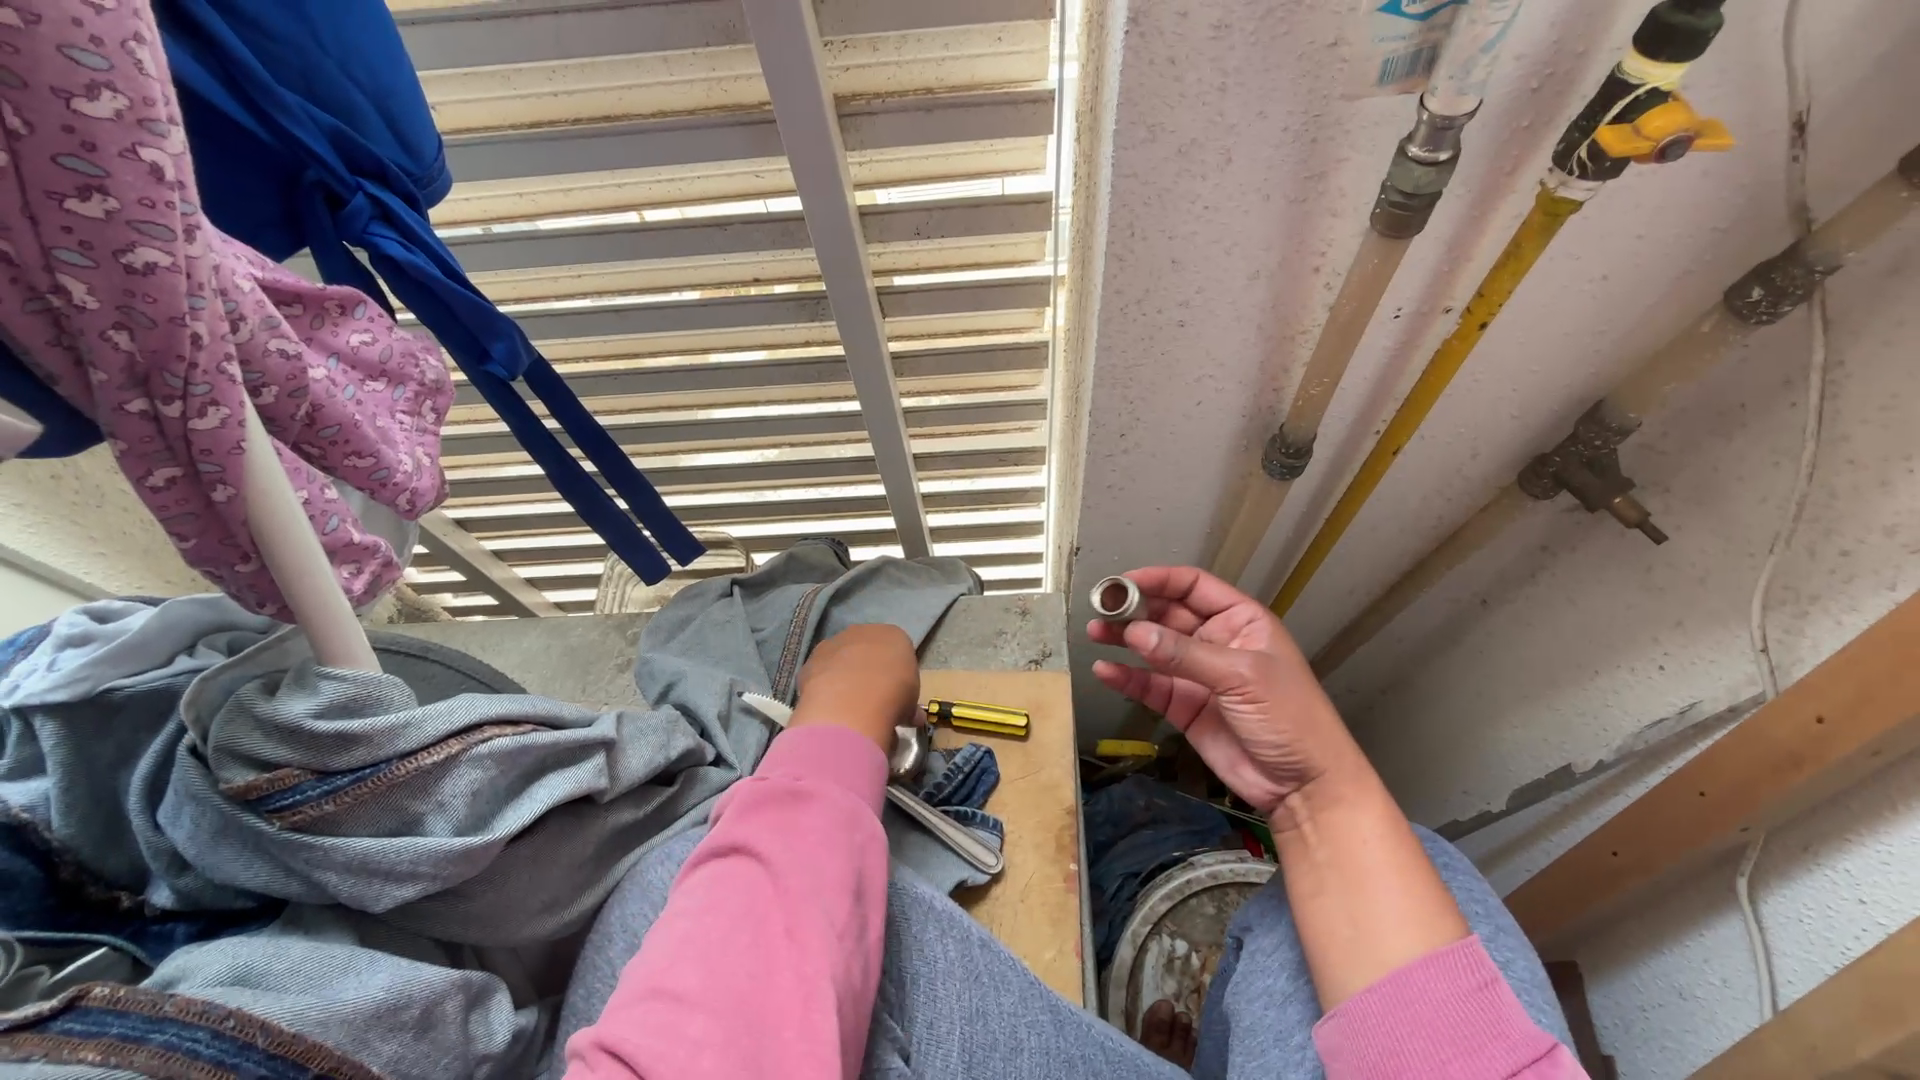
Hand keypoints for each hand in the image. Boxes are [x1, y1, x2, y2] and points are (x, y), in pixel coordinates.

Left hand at [790, 623, 918, 753]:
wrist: (853, 701)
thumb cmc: (893, 695)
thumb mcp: (911, 704)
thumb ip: (909, 706)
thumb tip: (913, 718)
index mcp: (894, 635)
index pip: (897, 649)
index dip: (896, 673)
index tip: (895, 694)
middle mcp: (862, 631)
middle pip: (866, 649)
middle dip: (868, 670)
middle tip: (871, 700)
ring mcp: (833, 643)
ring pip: (840, 659)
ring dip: (843, 677)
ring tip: (847, 707)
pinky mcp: (810, 660)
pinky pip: (819, 674)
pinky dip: (823, 687)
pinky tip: (829, 707)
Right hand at [1086, 567, 1359, 817]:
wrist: (1303, 785)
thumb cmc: (1290, 718)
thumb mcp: (1241, 676)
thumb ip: (1185, 654)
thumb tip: (1134, 633)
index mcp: (1240, 620)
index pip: (1192, 587)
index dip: (1157, 580)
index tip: (1122, 583)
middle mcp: (1216, 641)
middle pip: (1166, 615)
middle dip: (1134, 610)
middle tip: (1100, 609)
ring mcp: (1198, 674)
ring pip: (1152, 648)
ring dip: (1124, 639)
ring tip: (1094, 633)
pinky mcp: (1183, 707)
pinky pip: (1149, 686)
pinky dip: (1126, 678)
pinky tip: (1104, 671)